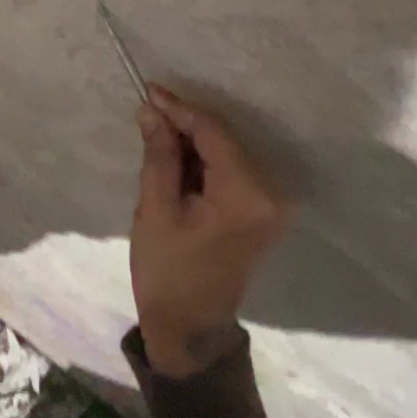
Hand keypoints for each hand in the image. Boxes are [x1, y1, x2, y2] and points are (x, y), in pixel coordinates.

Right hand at [130, 84, 288, 376]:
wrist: (188, 325)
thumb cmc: (166, 271)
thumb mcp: (155, 210)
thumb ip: (159, 156)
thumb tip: (153, 111)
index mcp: (246, 196)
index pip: (215, 134)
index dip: (181, 110)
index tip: (149, 91)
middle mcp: (269, 195)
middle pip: (225, 141)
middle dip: (185, 125)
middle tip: (146, 115)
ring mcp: (270, 205)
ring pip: (227, 153)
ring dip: (193, 143)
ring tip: (155, 138)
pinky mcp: (261, 212)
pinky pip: (231, 172)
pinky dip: (204, 163)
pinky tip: (176, 161)